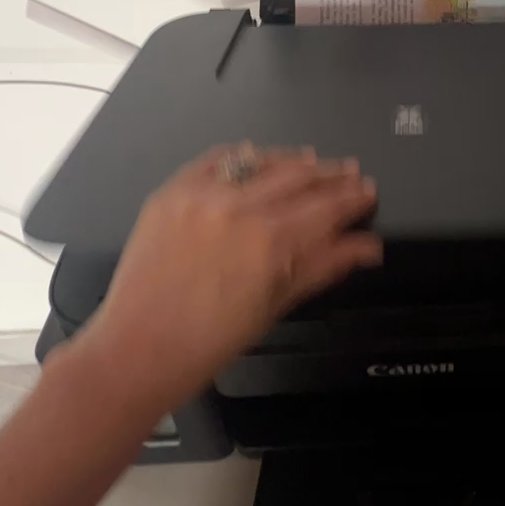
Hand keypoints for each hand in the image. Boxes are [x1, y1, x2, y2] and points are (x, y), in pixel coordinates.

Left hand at [69, 145, 381, 413]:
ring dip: (295, 160)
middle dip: (333, 174)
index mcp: (269, 242)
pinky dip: (243, 156)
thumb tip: (366, 247)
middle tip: (351, 173)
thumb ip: (326, 265)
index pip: (328, 206)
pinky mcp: (173, 191)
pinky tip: (258, 157)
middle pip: (302, 176)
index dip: (354, 196)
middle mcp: (238, 209)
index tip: (368, 191)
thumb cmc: (206, 341)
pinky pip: (217, 158)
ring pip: (264, 160)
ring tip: (313, 162)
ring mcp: (202, 195)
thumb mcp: (277, 305)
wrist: (137, 350)